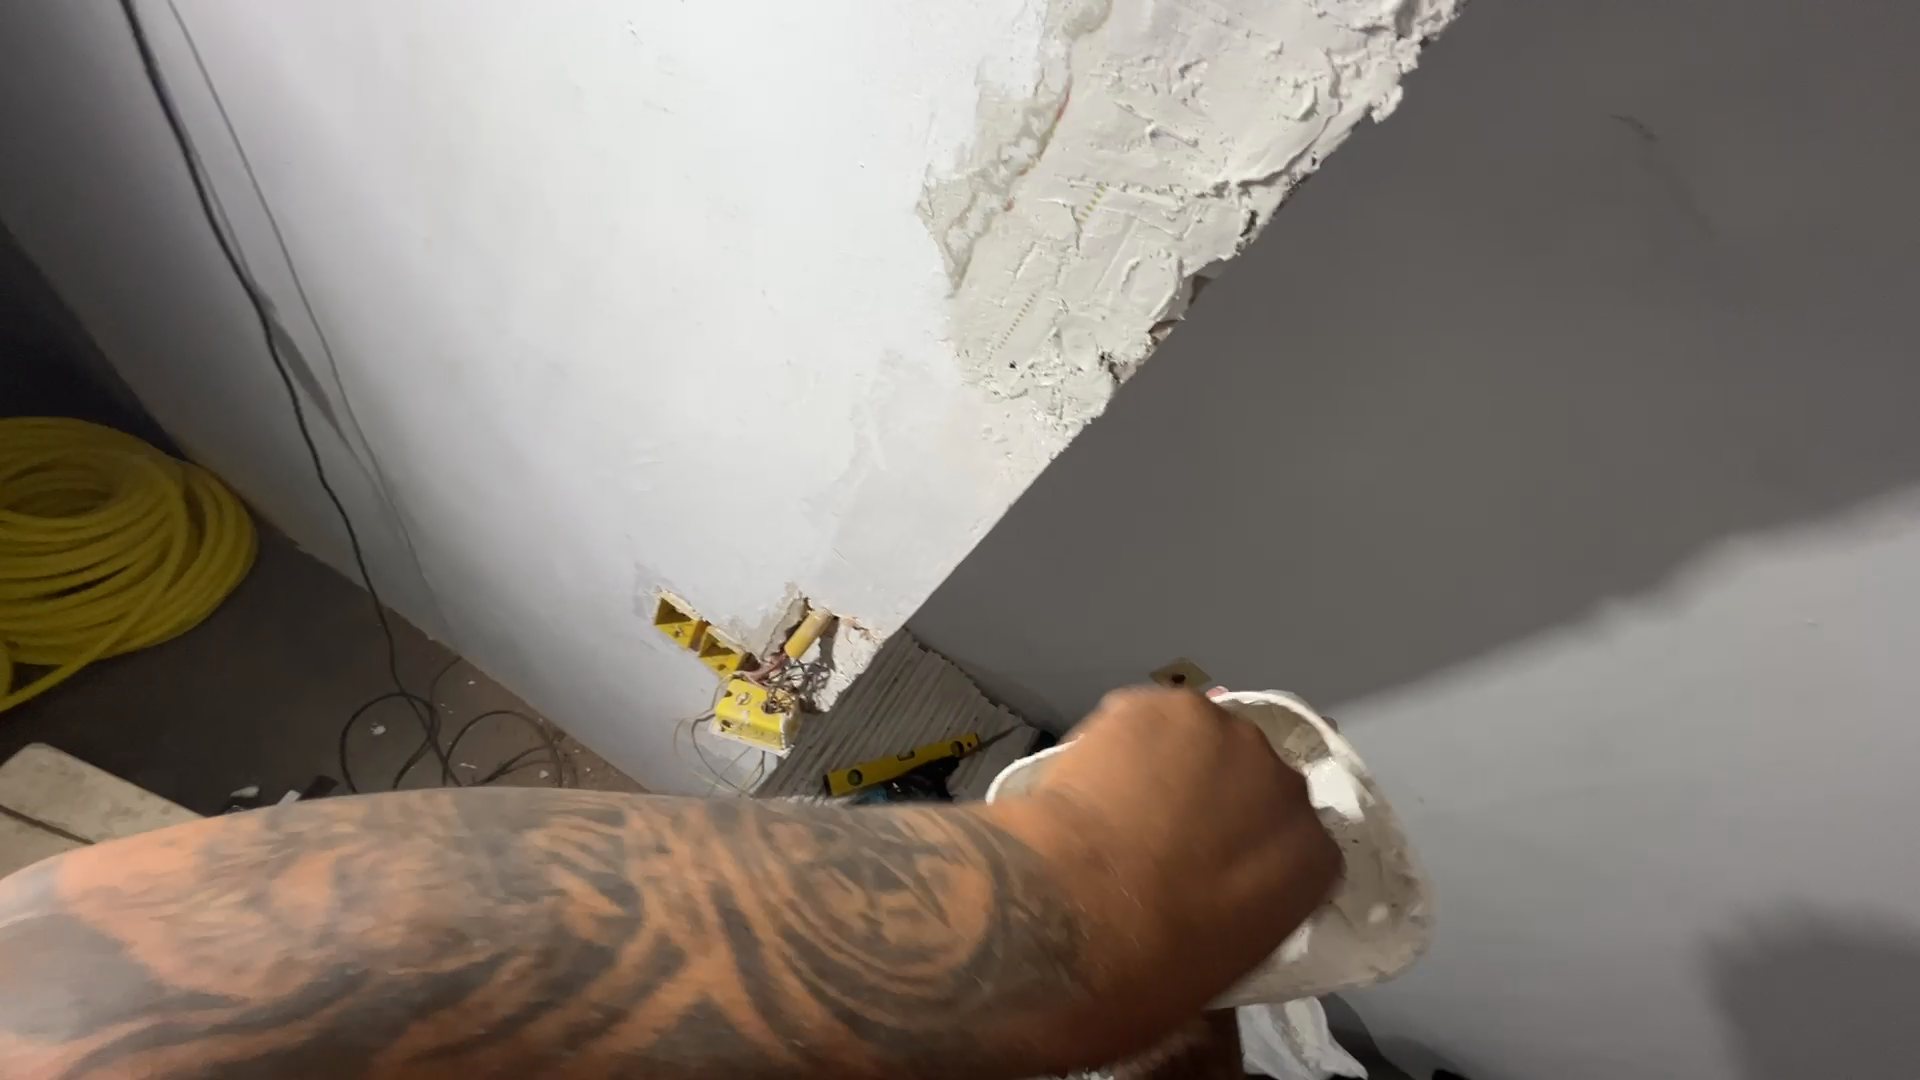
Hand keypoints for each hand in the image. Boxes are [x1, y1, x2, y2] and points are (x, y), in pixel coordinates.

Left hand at [983, 687, 1341, 1061]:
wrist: (1079, 906)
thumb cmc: (1154, 961)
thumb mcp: (1231, 954)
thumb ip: (1250, 901)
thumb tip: (1222, 888)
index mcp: (1311, 853)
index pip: (1291, 835)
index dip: (1246, 839)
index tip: (1212, 852)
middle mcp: (1280, 779)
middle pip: (1249, 772)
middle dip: (1214, 790)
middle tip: (1164, 819)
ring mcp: (1219, 730)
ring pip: (1196, 734)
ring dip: (1169, 755)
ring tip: (1122, 791)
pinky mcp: (1158, 703)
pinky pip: (1143, 715)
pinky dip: (1123, 735)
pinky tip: (1096, 768)